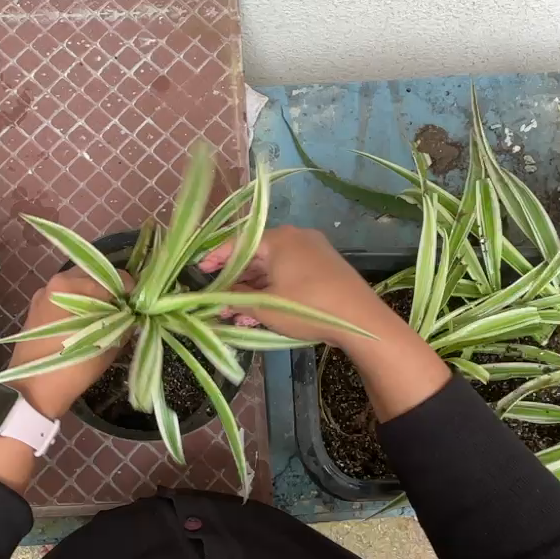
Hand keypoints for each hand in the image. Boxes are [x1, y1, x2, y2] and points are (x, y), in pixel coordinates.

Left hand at [0, 266, 127, 418]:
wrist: (34, 390)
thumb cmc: (74, 367)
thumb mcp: (110, 344)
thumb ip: (125, 322)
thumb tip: (133, 313)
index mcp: (74, 285)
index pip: (116, 277)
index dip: (131, 291)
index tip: (137, 307)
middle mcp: (56, 282)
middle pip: (94, 276)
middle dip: (111, 292)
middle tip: (122, 312)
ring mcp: (43, 294)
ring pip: (78, 286)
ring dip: (94, 297)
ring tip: (105, 319)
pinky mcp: (36, 308)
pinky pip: (64, 298)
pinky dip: (78, 305)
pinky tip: (85, 324)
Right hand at [197, 226, 403, 350]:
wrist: (360, 320)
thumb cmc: (307, 306)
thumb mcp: (266, 306)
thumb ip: (236, 299)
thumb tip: (217, 299)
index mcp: (279, 239)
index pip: (238, 243)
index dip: (215, 258)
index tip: (199, 272)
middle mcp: (295, 238)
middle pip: (255, 255)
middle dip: (235, 281)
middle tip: (217, 299)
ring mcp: (312, 252)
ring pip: (272, 268)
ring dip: (252, 290)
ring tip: (235, 314)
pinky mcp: (323, 268)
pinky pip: (288, 274)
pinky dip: (272, 290)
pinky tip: (259, 313)